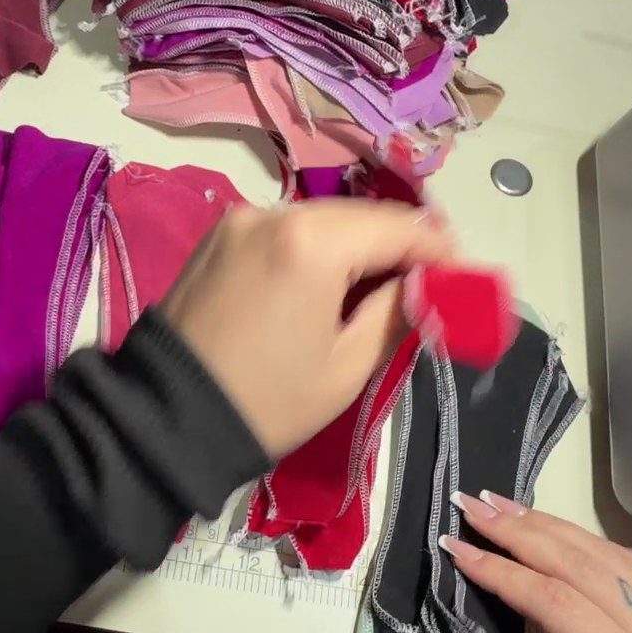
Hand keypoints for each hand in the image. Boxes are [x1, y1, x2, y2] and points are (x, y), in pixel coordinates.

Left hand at [159, 199, 453, 457]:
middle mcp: (273, 213)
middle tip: (427, 283)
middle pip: (360, 216)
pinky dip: (317, 248)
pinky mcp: (218, 236)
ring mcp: (239, 220)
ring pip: (322, 220)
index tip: (464, 276)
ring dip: (358, 246)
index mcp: (310, 243)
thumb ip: (397, 312)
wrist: (167, 419)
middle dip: (399, 245)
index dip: (440, 249)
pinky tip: (330, 281)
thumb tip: (427, 285)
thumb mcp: (347, 367)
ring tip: (381, 286)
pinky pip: (286, 231)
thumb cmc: (267, 403)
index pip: (398, 227)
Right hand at [442, 493, 631, 632]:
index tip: (458, 548)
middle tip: (471, 504)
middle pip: (580, 565)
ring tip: (501, 505)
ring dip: (548, 524)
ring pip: (606, 554)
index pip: (557, 604)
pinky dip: (586, 539)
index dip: (502, 571)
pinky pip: (630, 565)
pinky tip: (554, 529)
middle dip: (518, 530)